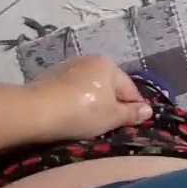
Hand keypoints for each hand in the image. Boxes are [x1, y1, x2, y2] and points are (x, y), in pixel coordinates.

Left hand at [29, 56, 151, 141]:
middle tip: (109, 127)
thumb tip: (148, 110)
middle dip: (111, 105)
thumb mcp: (112, 117)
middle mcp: (89, 60)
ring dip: (92, 103)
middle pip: (109, 86)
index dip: (134, 108)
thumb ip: (131, 113)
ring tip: (88, 124)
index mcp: (108, 65)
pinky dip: (75, 102)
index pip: (130, 89)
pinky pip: (72, 92)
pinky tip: (70, 117)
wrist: (37, 111)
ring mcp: (68, 67)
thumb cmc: (82, 112)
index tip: (133, 125)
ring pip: (89, 89)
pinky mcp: (51, 78)